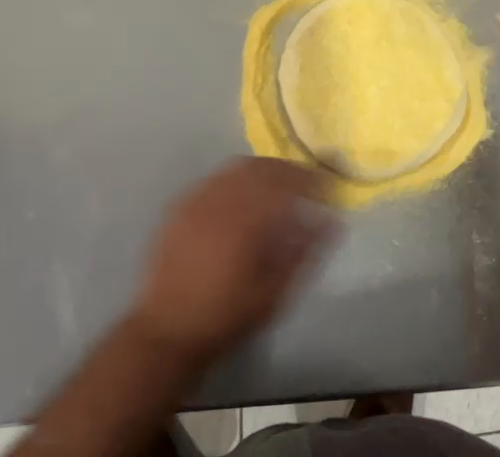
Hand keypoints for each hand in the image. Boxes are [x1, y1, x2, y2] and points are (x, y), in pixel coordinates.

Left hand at [131, 157, 334, 363]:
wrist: (167, 332)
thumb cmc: (227, 317)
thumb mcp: (274, 293)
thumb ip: (304, 252)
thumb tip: (332, 223)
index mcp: (246, 220)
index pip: (285, 182)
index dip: (309, 178)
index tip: (326, 185)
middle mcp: (220, 201)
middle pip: (259, 167)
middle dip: (286, 170)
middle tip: (304, 184)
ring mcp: (195, 202)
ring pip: (234, 169)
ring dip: (261, 172)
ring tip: (275, 189)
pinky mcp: (178, 209)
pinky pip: (212, 181)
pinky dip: (234, 181)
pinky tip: (240, 200)